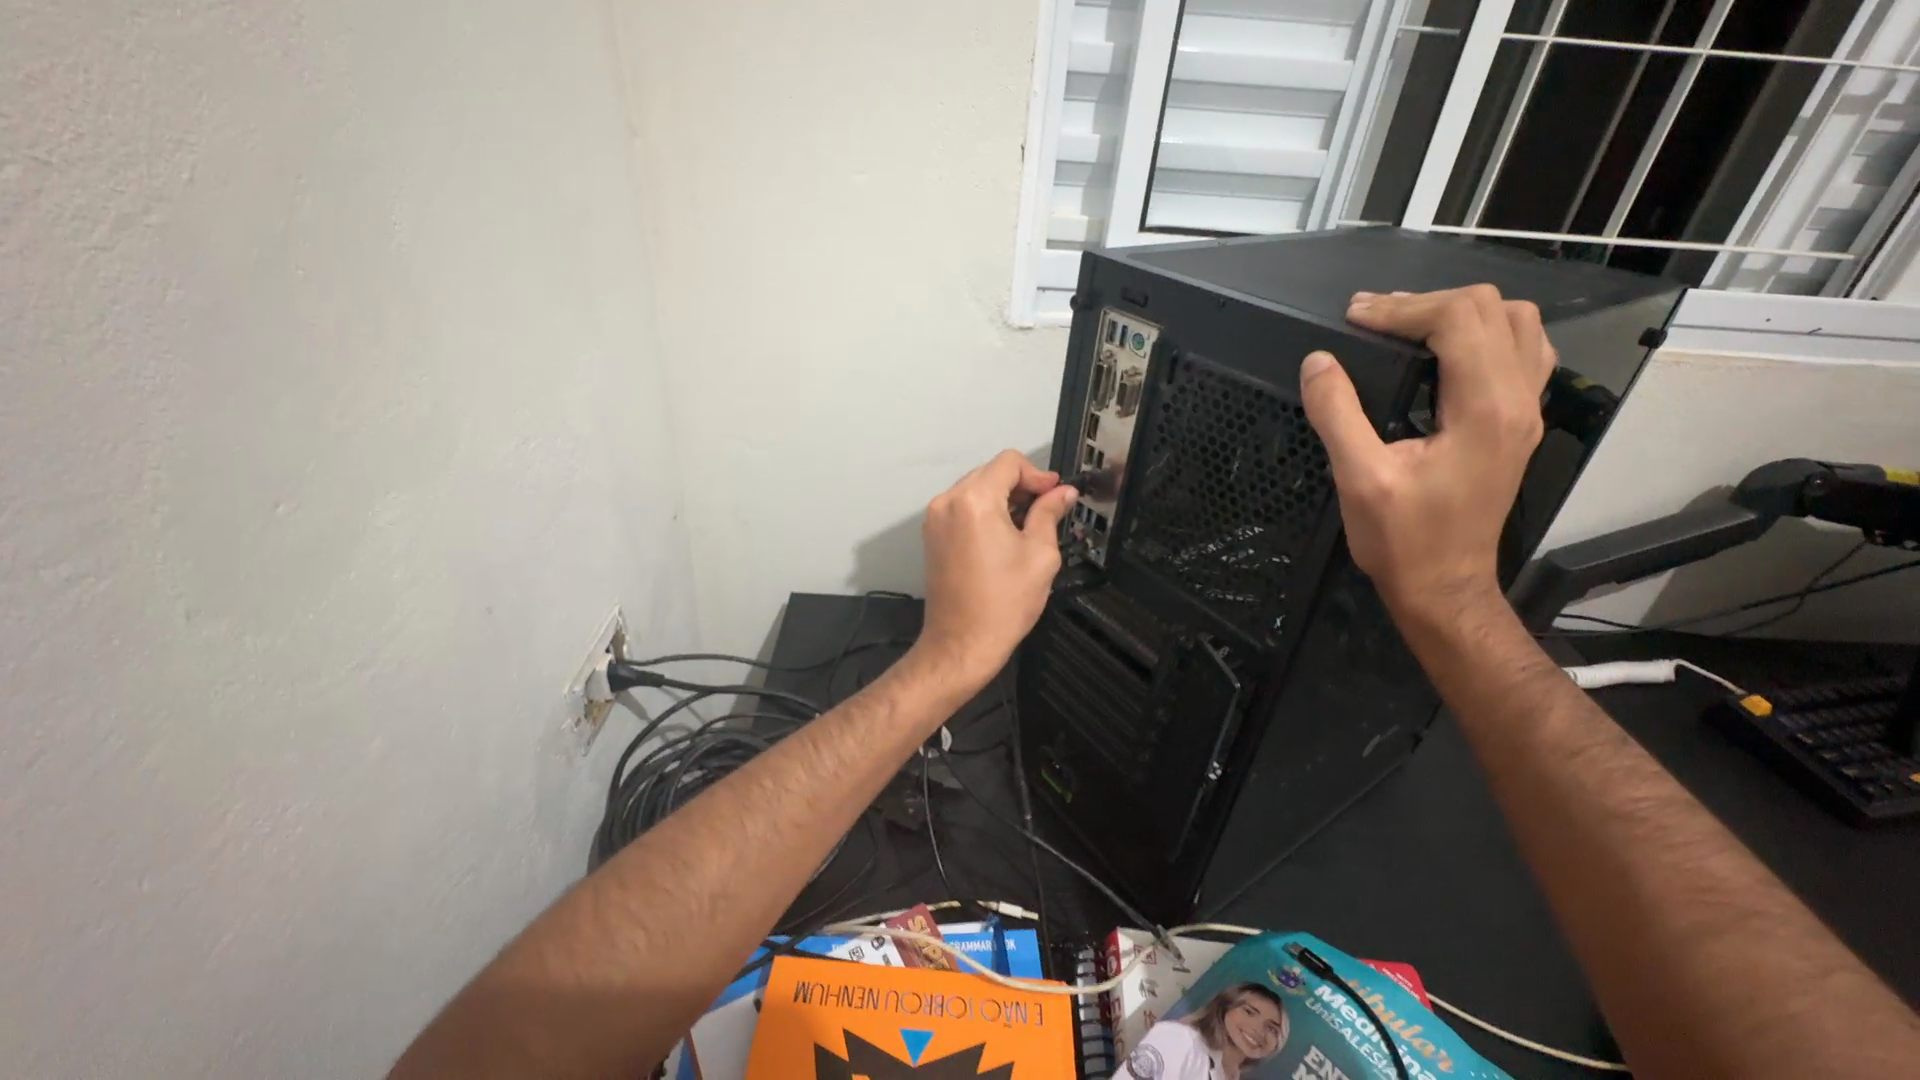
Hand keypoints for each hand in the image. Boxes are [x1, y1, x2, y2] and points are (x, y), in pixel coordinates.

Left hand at [916, 450, 1077, 680]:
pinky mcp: (932, 536)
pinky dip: (984, 513)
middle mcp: (948, 502)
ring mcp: (935, 519)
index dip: (1037, 474)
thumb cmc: (1004, 604)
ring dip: (1002, 499)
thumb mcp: (1040, 555)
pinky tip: (1003, 538)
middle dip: (1021, 486)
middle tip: (1046, 510)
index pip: (1008, 463)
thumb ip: (1050, 514)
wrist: (961, 644)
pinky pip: (962, 509)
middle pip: (990, 473)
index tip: (1055, 494)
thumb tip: (1063, 493)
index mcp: (974, 501)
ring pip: (975, 489)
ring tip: (1026, 527)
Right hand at [1299, 286, 1554, 617]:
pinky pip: (1521, 352)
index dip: (1400, 309)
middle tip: (1369, 320)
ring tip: (1406, 326)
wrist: (1444, 587)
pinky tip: (1446, 351)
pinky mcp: (1518, 423)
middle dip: (1425, 303)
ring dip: (1460, 313)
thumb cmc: (1403, 540)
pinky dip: (1484, 335)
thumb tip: (1318, 362)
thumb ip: (1337, 413)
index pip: (1457, 319)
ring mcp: (1526, 410)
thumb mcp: (1359, 479)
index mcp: (1484, 408)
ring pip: (1516, 323)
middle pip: (1490, 308)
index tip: (1352, 320)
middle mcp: (1518, 399)